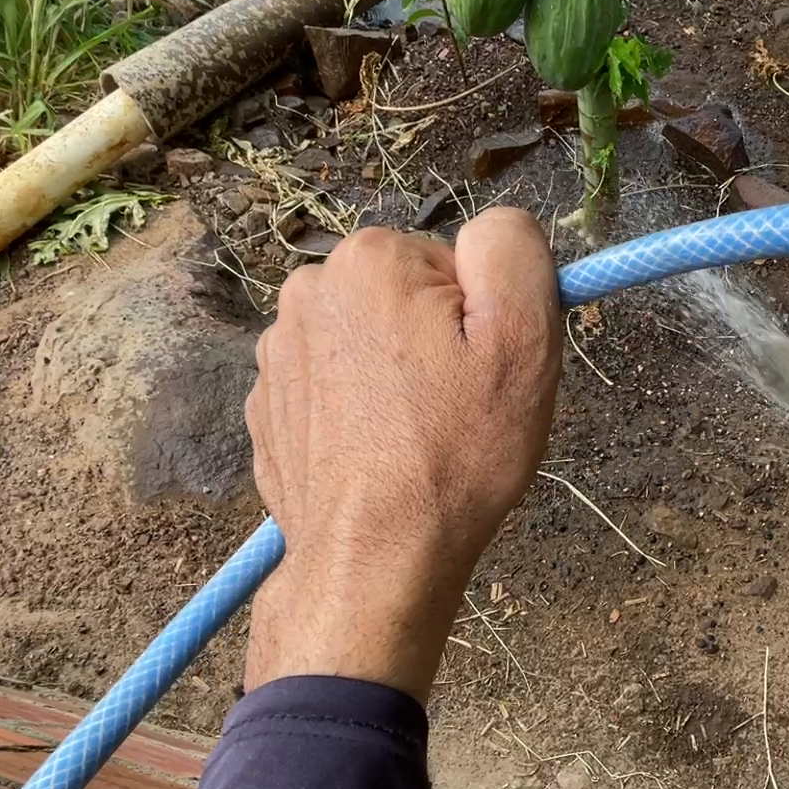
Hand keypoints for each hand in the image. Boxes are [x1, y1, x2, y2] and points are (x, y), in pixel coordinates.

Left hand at [244, 210, 560, 700]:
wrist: (377, 559)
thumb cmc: (458, 453)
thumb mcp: (522, 342)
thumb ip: (515, 252)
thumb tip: (495, 229)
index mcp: (370, 261)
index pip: (454, 266)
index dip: (482, 321)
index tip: (483, 377)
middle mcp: (308, 291)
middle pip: (408, 301)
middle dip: (438, 344)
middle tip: (458, 412)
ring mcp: (276, 355)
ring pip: (370, 347)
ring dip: (398, 379)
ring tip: (419, 442)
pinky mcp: (267, 409)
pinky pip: (334, 391)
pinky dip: (361, 415)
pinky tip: (380, 460)